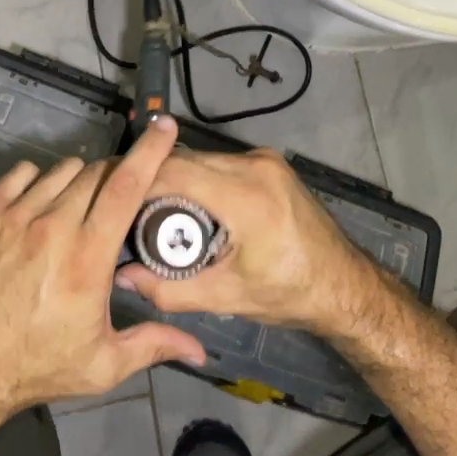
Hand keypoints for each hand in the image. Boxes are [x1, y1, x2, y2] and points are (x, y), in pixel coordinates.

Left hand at [0, 117, 206, 454]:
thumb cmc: (36, 367)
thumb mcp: (102, 366)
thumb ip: (154, 346)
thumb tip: (200, 351)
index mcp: (88, 257)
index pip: (126, 187)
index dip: (150, 151)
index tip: (164, 127)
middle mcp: (53, 227)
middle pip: (96, 173)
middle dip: (114, 175)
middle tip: (116, 195)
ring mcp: (14, 218)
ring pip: (59, 171)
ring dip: (78, 179)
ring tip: (77, 204)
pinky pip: (19, 174)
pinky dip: (36, 179)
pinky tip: (38, 200)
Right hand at [114, 149, 377, 337]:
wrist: (345, 283)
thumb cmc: (289, 294)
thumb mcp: (228, 297)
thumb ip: (171, 289)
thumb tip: (122, 276)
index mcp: (248, 199)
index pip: (177, 172)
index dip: (139, 181)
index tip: (112, 197)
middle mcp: (256, 167)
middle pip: (186, 160)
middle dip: (152, 180)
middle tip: (125, 207)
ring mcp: (265, 160)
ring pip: (202, 158)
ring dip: (175, 178)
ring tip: (150, 209)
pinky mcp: (269, 162)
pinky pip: (220, 162)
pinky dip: (198, 178)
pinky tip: (185, 204)